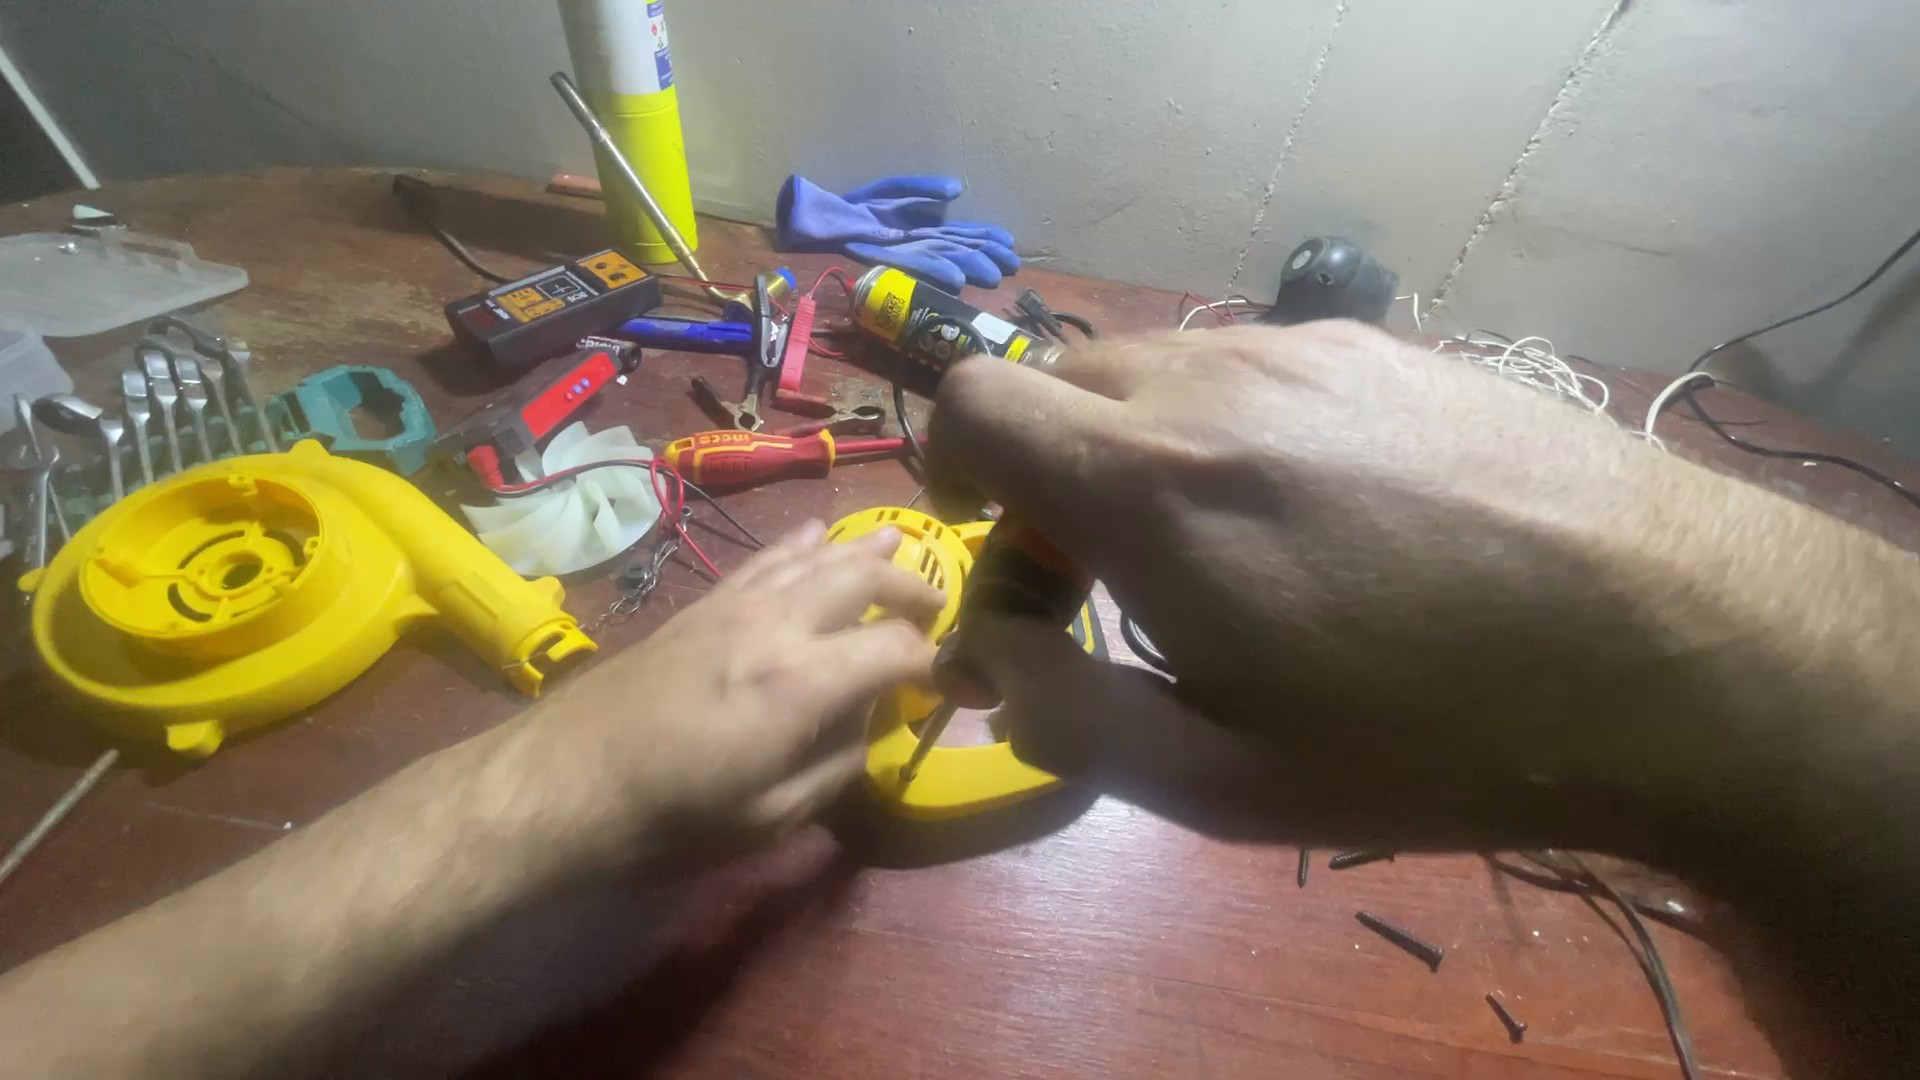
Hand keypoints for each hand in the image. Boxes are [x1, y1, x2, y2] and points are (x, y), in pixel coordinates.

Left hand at [483, 522, 944, 875]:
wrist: (566, 781)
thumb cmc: (674, 815)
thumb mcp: (775, 815)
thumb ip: (840, 760)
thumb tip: (869, 718)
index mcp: (802, 681)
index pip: (896, 647)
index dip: (935, 660)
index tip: (954, 678)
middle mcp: (779, 624)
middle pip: (864, 577)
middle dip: (911, 585)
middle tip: (937, 605)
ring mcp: (739, 604)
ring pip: (818, 554)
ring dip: (864, 548)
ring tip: (898, 541)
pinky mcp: (707, 602)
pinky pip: (767, 558)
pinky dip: (802, 543)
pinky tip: (818, 533)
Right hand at [930, 322, 1907, 850]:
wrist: (1690, 648)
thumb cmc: (1427, 735)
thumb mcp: (1219, 781)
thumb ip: (1065, 713)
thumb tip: (990, 652)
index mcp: (1149, 487)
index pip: (975, 403)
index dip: (948, 461)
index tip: (987, 532)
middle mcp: (1204, 387)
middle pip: (1048, 385)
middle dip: (1033, 472)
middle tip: (1091, 566)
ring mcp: (1291, 349)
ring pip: (1139, 372)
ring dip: (1120, 449)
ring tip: (1200, 543)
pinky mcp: (1364, 343)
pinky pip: (1229, 366)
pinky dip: (1203, 426)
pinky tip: (1292, 504)